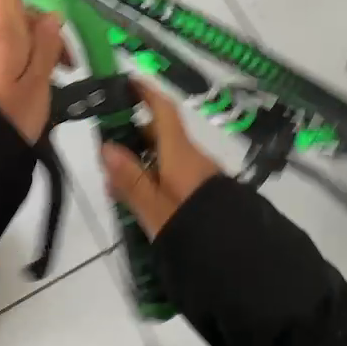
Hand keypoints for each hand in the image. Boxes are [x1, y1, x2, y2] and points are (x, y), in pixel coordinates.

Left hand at [0, 0, 68, 142]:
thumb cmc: (10, 113)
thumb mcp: (39, 81)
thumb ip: (46, 45)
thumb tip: (51, 15)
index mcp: (4, 33)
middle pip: (20, 17)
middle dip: (46, 29)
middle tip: (69, 63)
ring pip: (16, 37)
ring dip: (38, 49)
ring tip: (57, 79)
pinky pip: (6, 53)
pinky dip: (25, 61)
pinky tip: (37, 86)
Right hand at [101, 80, 222, 237]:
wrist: (240, 264)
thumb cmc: (191, 229)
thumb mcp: (153, 209)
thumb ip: (129, 178)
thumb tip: (106, 146)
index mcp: (180, 152)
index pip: (163, 109)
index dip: (146, 92)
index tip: (127, 82)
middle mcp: (194, 157)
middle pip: (162, 135)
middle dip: (134, 137)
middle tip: (106, 151)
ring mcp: (204, 177)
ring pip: (168, 159)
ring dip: (144, 164)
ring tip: (117, 186)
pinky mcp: (210, 198)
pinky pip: (178, 177)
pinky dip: (157, 180)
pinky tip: (142, 204)